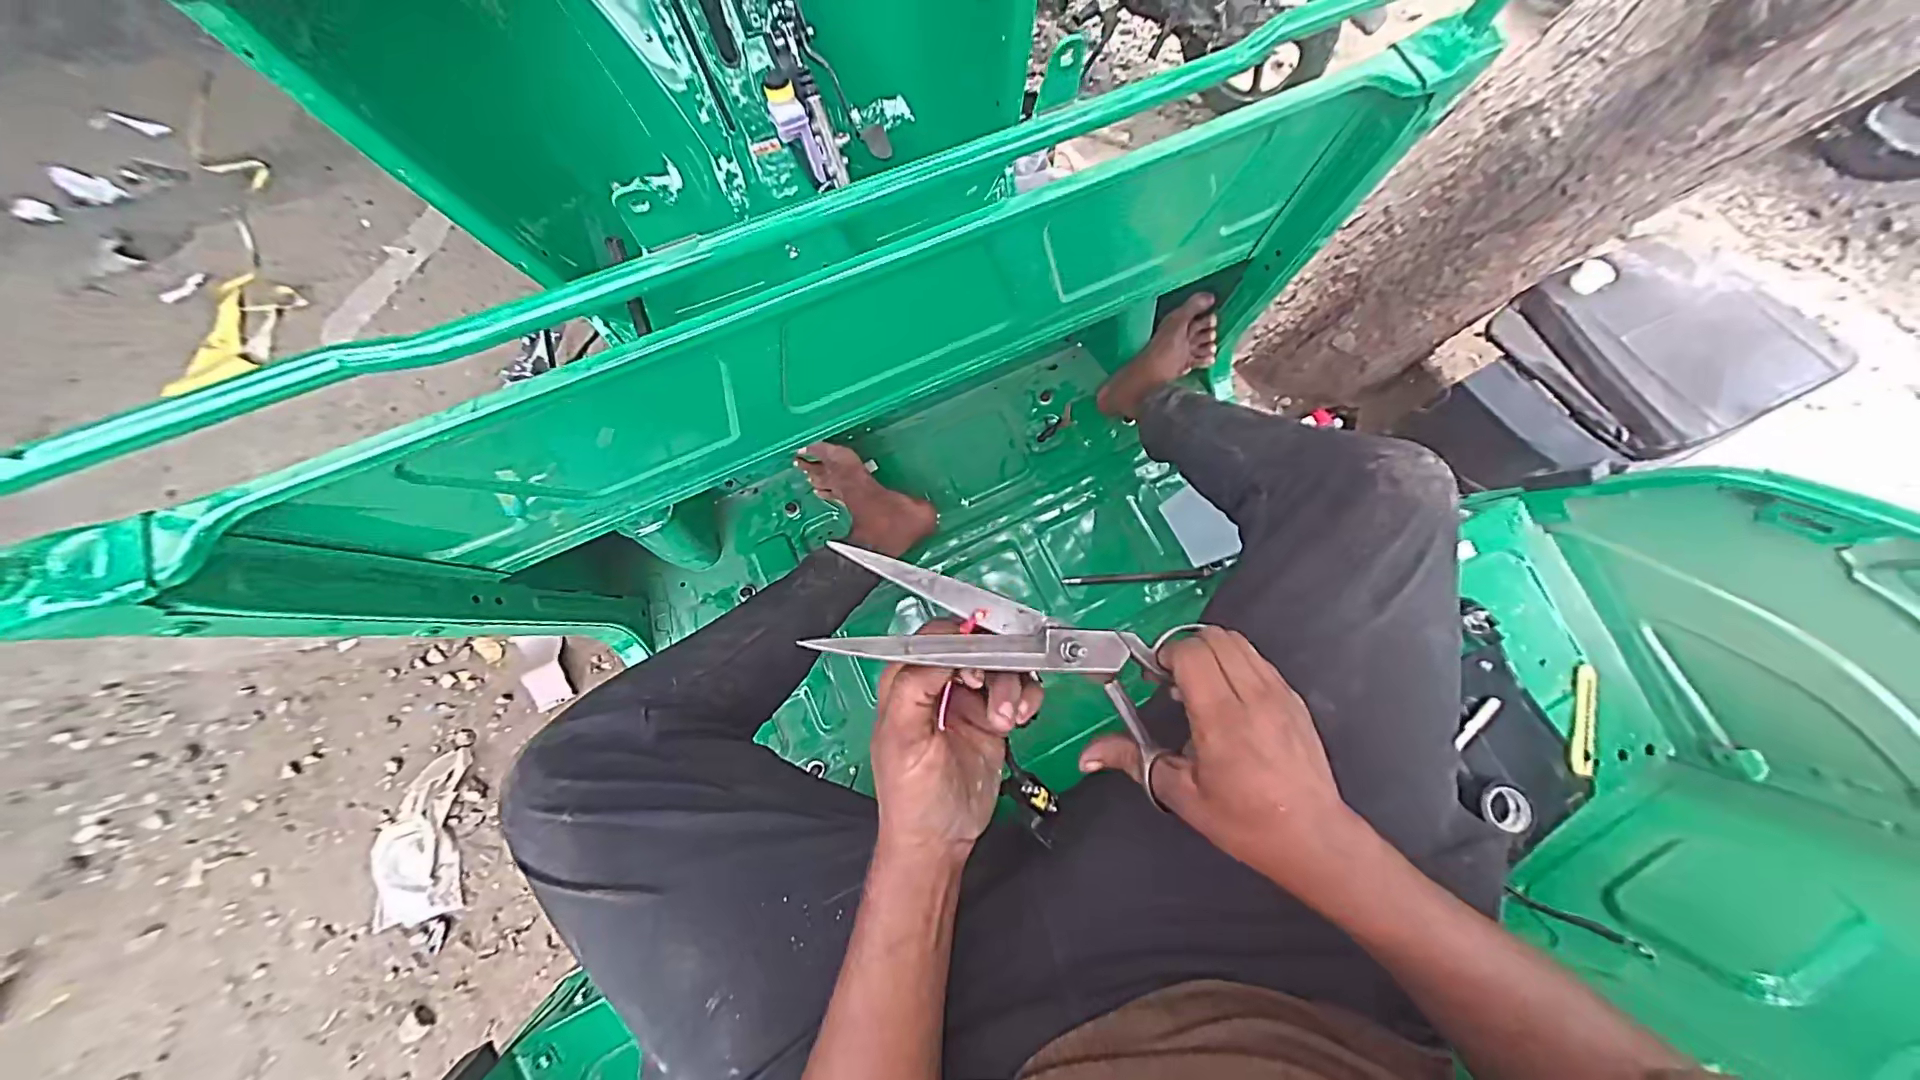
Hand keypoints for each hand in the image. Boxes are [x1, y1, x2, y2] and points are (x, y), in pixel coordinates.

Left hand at [871, 621, 1041, 856]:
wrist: (942, 839)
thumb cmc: (911, 796)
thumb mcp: (902, 739)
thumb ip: (914, 688)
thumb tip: (938, 649)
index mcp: (906, 680)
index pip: (934, 637)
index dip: (959, 641)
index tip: (978, 658)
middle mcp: (938, 683)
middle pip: (974, 645)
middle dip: (992, 663)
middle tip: (992, 690)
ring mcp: (968, 698)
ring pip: (1001, 664)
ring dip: (1012, 685)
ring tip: (1007, 717)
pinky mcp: (993, 714)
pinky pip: (1019, 687)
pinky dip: (1027, 696)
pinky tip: (1020, 717)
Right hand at [1079, 626, 1364, 890]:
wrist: (1313, 838)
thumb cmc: (1246, 822)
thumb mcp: (1180, 794)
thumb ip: (1132, 761)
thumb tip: (1089, 755)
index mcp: (1222, 720)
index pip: (1191, 653)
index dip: (1165, 654)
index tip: (1155, 675)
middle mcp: (1253, 698)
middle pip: (1214, 637)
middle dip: (1184, 648)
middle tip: (1171, 676)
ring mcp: (1279, 694)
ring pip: (1238, 642)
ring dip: (1210, 651)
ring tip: (1197, 683)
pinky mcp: (1294, 699)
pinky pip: (1258, 659)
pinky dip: (1235, 662)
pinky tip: (1226, 694)